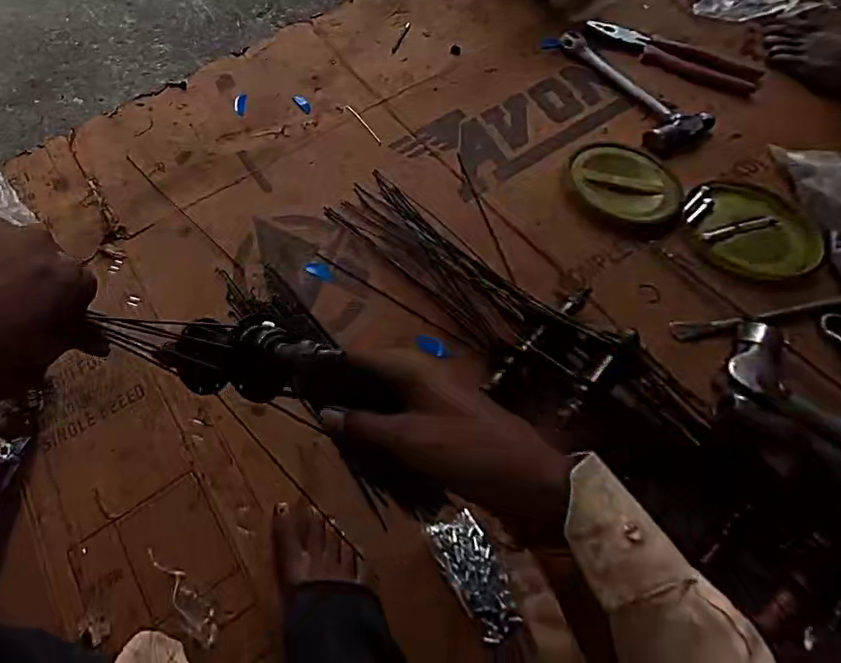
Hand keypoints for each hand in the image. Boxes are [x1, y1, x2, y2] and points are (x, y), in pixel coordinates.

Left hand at [0, 218, 97, 480]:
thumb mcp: (28, 367)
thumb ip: (59, 338)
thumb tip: (85, 334)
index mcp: (60, 275)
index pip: (79, 287)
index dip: (62, 309)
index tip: (44, 329)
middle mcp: (30, 238)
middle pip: (40, 259)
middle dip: (28, 283)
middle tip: (2, 318)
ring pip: (0, 246)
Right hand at [321, 347, 571, 543]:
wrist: (539, 484)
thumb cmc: (471, 453)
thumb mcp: (410, 442)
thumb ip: (364, 426)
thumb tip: (323, 413)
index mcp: (408, 365)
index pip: (353, 356)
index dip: (325, 369)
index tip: (300, 386)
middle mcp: (417, 371)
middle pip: (365, 375)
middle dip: (341, 395)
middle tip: (317, 417)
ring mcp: (431, 393)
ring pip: (382, 396)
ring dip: (362, 414)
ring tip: (339, 435)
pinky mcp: (441, 415)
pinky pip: (399, 412)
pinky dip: (382, 425)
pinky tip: (371, 446)